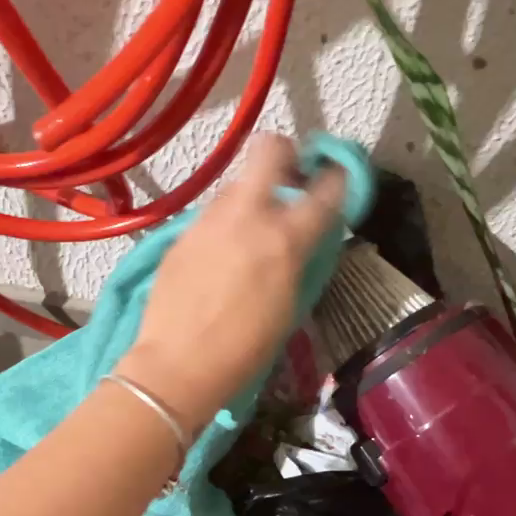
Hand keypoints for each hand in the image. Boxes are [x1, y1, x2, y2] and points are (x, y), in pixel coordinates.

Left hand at [115, 133, 345, 428]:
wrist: (177, 366)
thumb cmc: (244, 352)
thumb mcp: (289, 307)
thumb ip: (299, 260)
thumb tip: (305, 237)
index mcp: (285, 240)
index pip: (326, 188)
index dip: (339, 179)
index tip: (338, 181)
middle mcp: (247, 216)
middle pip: (270, 149)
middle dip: (286, 154)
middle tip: (290, 179)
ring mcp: (208, 221)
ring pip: (235, 183)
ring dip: (250, 195)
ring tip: (251, 227)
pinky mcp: (181, 234)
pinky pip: (210, 214)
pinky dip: (223, 223)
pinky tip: (220, 254)